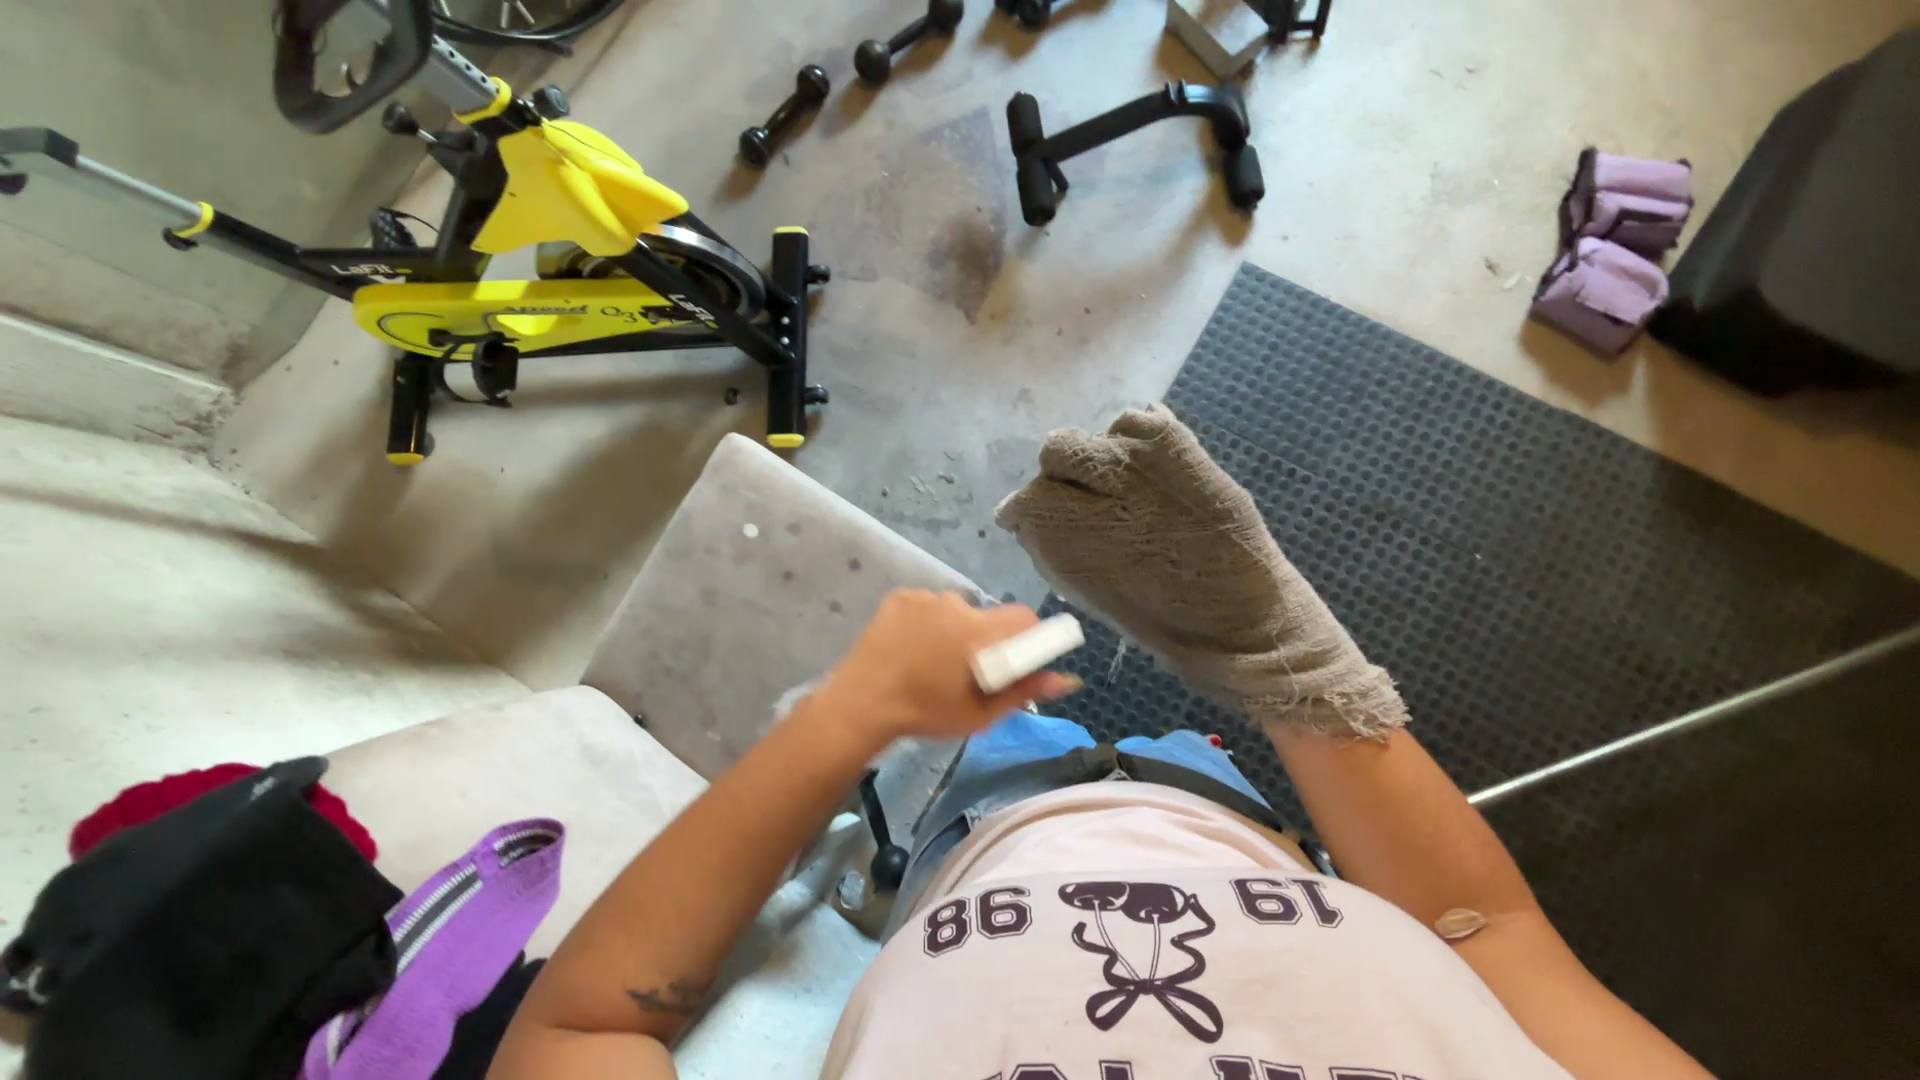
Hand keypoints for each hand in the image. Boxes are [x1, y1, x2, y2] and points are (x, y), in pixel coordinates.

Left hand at [812, 589, 1079, 742]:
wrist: (861, 704)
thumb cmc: (925, 713)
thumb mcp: (980, 713)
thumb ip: (1025, 692)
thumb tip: (1066, 679)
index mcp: (979, 631)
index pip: (1024, 617)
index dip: (1027, 636)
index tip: (1015, 659)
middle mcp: (956, 604)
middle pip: (987, 616)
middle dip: (984, 638)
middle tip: (965, 670)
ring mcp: (925, 598)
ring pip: (955, 610)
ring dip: (953, 629)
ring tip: (932, 661)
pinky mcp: (900, 597)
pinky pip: (927, 606)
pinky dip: (926, 622)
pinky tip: (911, 647)